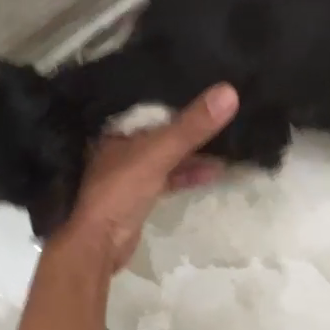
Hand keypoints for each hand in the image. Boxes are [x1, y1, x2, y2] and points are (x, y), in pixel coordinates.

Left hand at [51, 84, 239, 271]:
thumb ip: (190, 128)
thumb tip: (229, 92)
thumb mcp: (157, 153)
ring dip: (193, 153)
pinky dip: (187, 174)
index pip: (152, 105)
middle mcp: (120, 148)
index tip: (211, 85)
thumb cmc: (120, 191)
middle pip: (161, 131)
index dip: (179, 95)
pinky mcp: (138, 197)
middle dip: (191, 126)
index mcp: (116, 131)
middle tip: (227, 114)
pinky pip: (167, 178)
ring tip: (229, 146)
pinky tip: (212, 173)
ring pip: (166, 156)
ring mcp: (129, 174)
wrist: (100, 243)